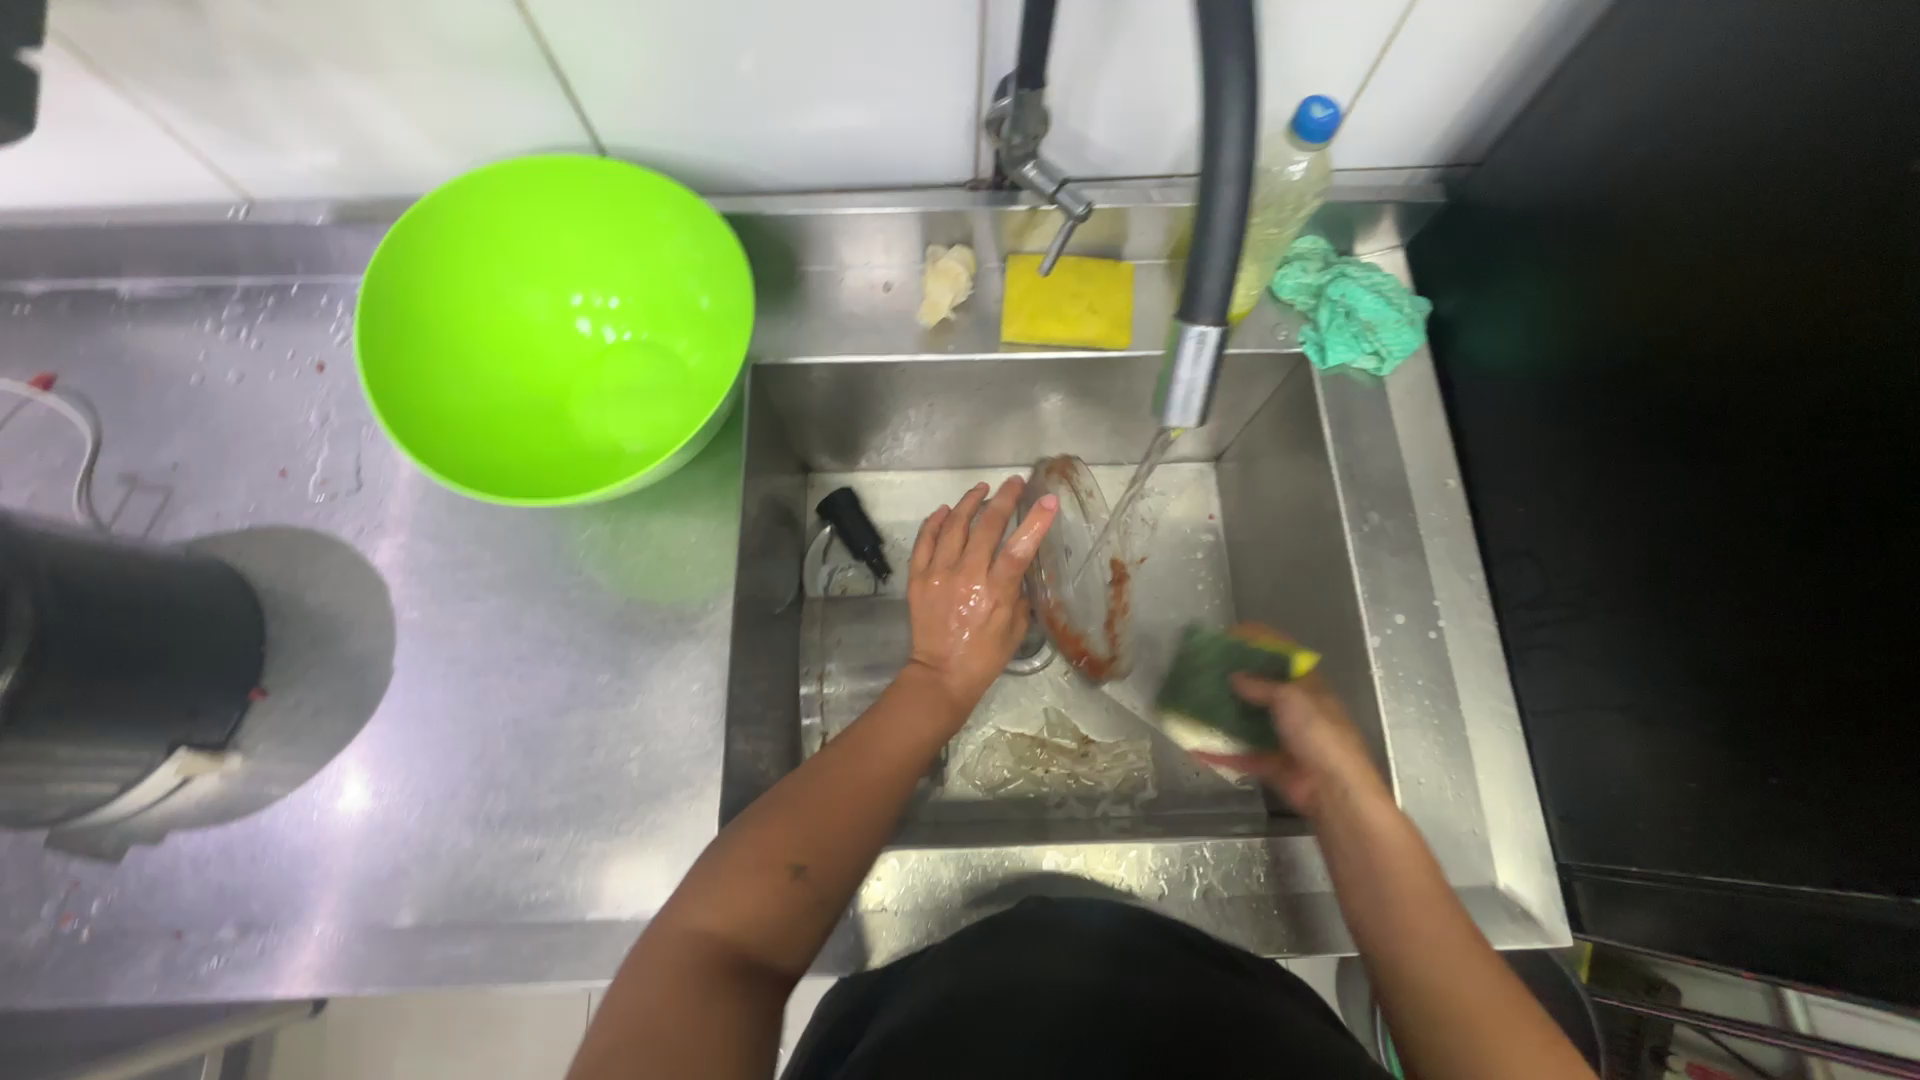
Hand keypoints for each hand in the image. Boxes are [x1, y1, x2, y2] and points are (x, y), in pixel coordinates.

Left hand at [903, 477, 1057, 728]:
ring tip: (981, 489)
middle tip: (1014, 483)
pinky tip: (945, 510)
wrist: (941, 674)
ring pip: (954, 525)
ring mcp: (938, 574)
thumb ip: (1018, 593)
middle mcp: (967, 576)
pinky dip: (935, 521)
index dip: (1035, 520)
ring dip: (969, 502)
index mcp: (996, 591)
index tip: (1047, 498)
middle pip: (987, 526)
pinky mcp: (918, 578)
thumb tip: (1018, 568)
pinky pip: (925, 540)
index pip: (1020, 546)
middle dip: (1004, 498)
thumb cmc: (985, 656)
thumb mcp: (1017, 628)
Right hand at [1193, 660, 1390, 820]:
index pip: (1283, 655)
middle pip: (1261, 687)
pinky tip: (1194, 747)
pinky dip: (1218, 752)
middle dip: (1234, 678)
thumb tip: (1234, 677)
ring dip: (1222, 714)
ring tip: (1194, 702)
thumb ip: (1260, 685)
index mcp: (1306, 686)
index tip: (1229, 635)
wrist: (1332, 788)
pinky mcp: (1269, 763)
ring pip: (1247, 721)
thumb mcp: (1290, 698)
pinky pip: (1239, 755)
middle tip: (1204, 669)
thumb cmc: (1318, 733)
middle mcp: (1294, 709)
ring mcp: (1281, 737)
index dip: (1259, 641)